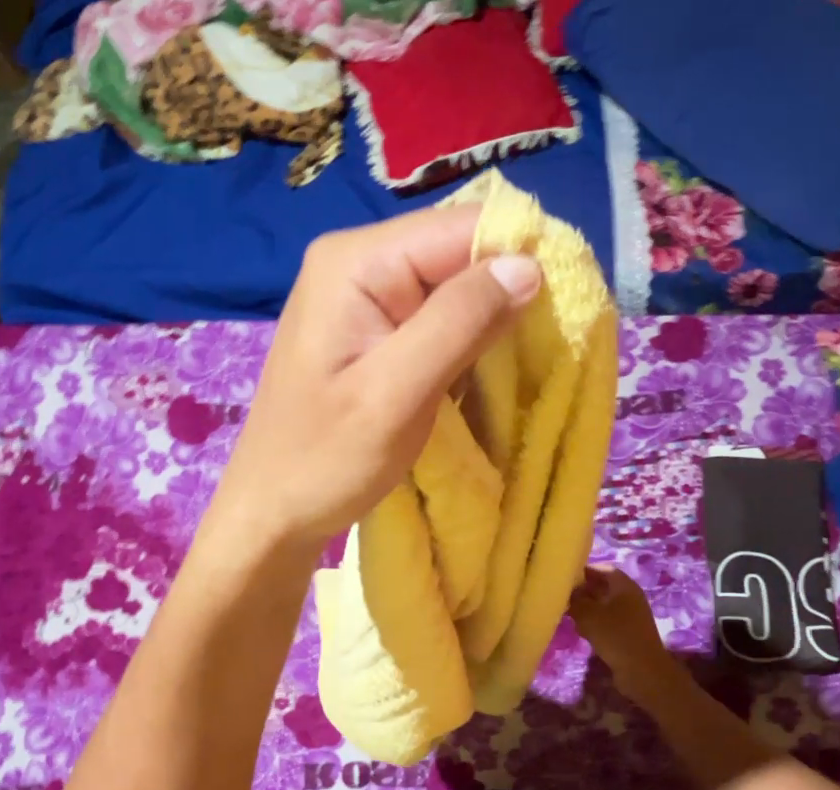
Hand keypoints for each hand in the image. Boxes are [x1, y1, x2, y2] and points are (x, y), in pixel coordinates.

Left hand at [205, 204, 542, 558]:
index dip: (521, 256)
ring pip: (456, 288)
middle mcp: (360, 263)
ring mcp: (366, 297)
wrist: (273, 511)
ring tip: (525, 364)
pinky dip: (471, 343)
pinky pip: (440, 319)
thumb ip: (459, 323)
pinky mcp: (376, 331)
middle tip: (547, 346)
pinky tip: (488, 374)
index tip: (566, 306)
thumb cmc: (324, 461)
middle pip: (460, 252)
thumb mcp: (395, 394)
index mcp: (357, 262)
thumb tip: (529, 265)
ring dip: (494, 322)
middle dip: (509, 292)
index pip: (461, 228)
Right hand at [569, 567, 673, 678]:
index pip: (604, 569)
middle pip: (604, 587)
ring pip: (604, 605)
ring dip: (587, 607)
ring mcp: (631, 616)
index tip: (566, 575)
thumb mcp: (588, 615)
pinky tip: (581, 630)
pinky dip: (594, 622)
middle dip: (584, 590)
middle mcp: (630, 597)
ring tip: (568, 611)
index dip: (585, 570)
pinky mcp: (628, 633)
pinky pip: (608, 621)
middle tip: (563, 594)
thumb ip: (576, 600)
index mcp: (624, 586)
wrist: (642, 670)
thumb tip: (568, 593)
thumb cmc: (615, 635)